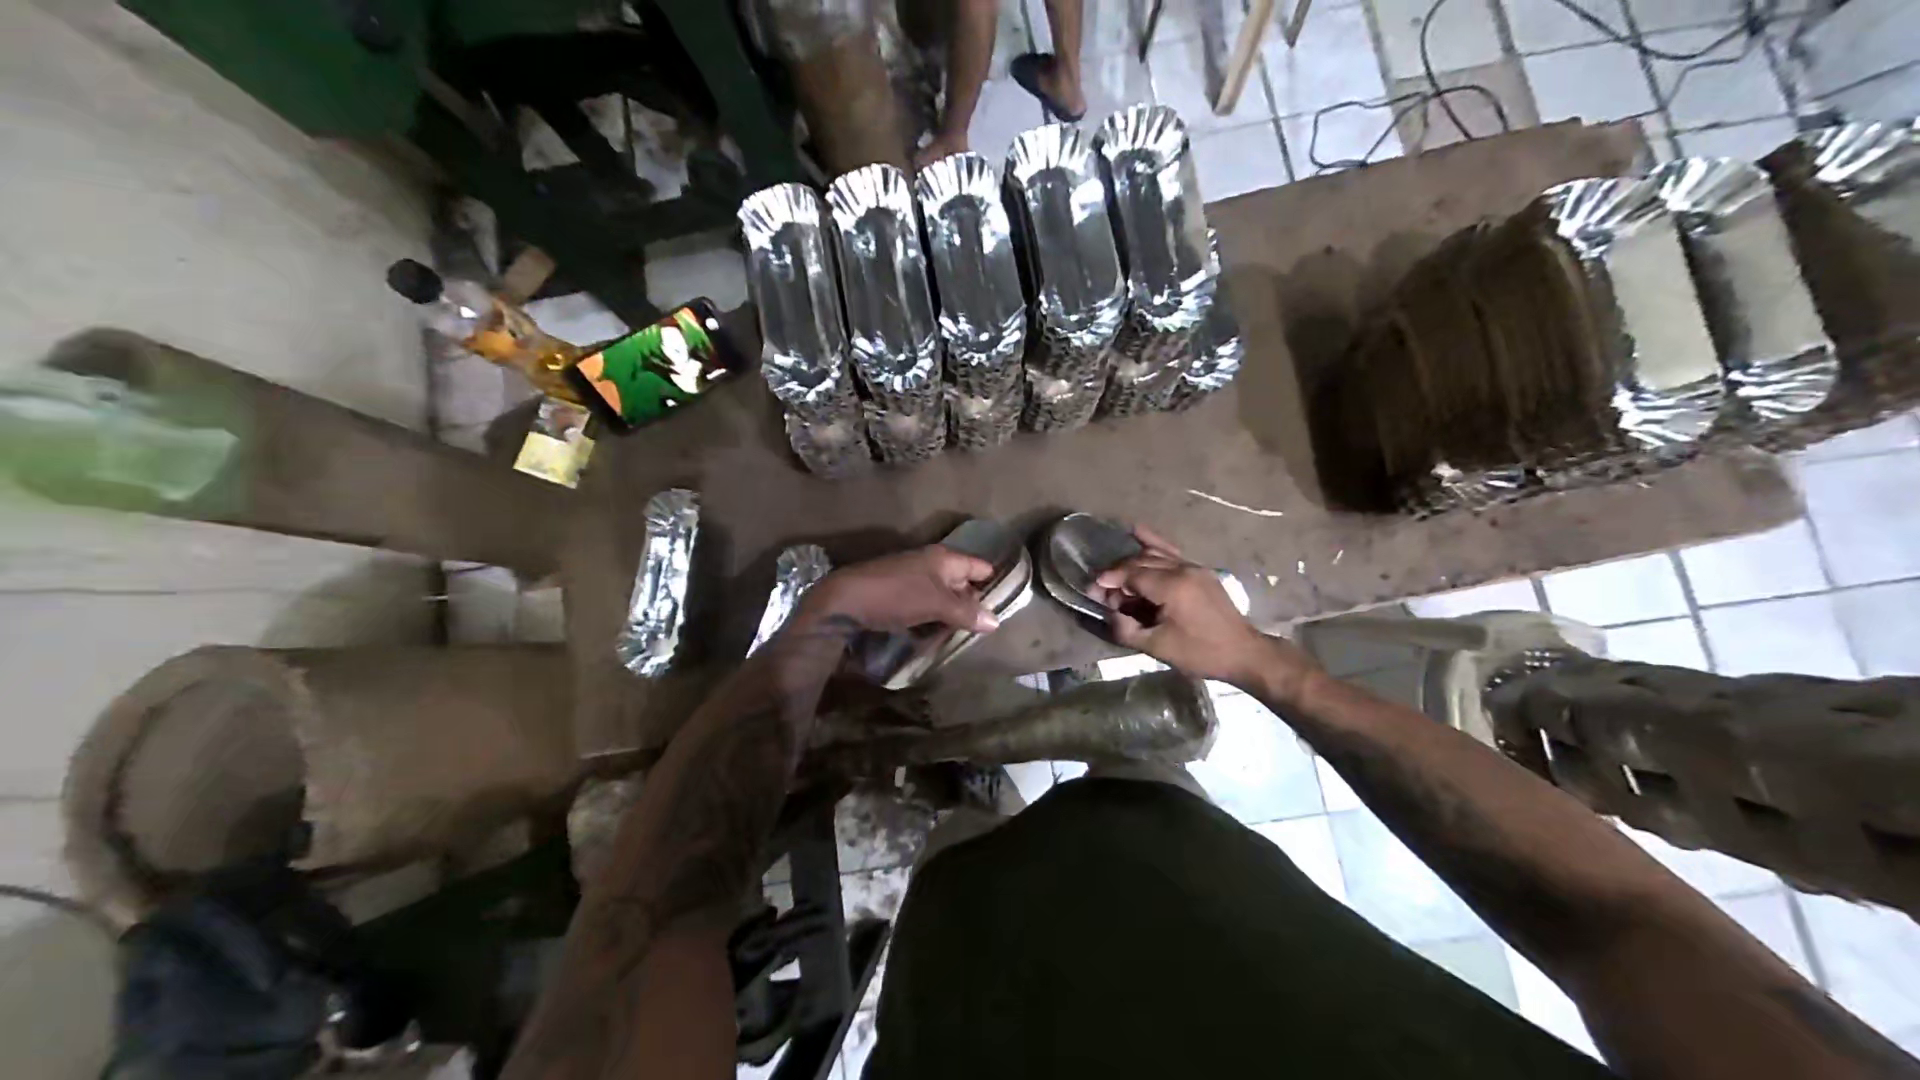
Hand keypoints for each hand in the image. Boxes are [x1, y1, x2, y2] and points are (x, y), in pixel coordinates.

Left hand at [797, 544, 999, 635]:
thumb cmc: (895, 595)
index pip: (980, 567)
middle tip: (988, 629)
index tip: (1008, 605)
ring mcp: (911, 579)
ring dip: (952, 615)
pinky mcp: (896, 595)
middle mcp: (929, 564)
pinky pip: (925, 606)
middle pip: (962, 583)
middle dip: (973, 604)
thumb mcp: (936, 604)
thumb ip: (967, 612)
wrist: (843, 601)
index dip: (994, 583)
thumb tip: (996, 622)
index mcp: (943, 558)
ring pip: (943, 596)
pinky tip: (937, 635)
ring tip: (966, 636)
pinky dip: (933, 619)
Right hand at [1090, 527, 1319, 699]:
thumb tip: (1110, 615)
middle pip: (1140, 563)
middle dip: (1117, 574)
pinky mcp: (1200, 571)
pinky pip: (1171, 553)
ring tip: (1116, 577)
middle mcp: (1182, 569)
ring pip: (1154, 555)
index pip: (1131, 575)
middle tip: (1101, 590)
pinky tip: (1137, 531)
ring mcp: (1194, 567)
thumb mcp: (1158, 647)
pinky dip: (1153, 543)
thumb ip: (1126, 630)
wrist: (1243, 652)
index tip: (1092, 591)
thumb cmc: (1200, 652)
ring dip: (1132, 564)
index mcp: (1172, 587)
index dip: (1109, 582)